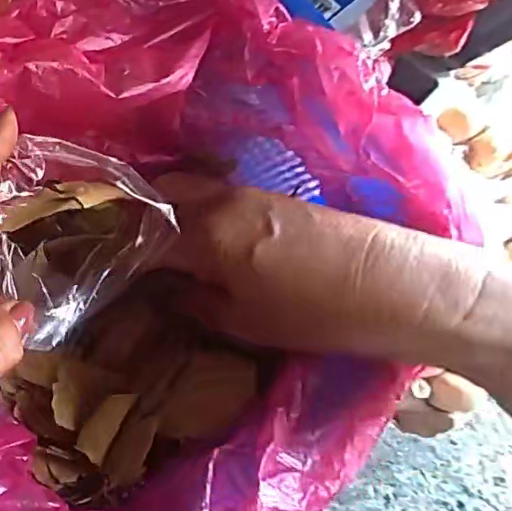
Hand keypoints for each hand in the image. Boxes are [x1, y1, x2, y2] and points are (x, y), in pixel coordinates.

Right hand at [153, 174, 492, 363]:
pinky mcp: (271, 195)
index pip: (141, 238)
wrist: (406, 287)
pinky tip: (196, 233)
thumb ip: (191, 301)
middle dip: (135, 216)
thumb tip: (159, 288)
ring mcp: (246, 193)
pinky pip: (212, 192)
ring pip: (184, 189)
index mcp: (204, 236)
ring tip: (156, 239)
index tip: (105, 267)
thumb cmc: (318, 314)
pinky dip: (192, 207)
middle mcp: (217, 203)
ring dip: (163, 208)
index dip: (119, 253)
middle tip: (126, 245)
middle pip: (157, 194)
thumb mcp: (244, 322)